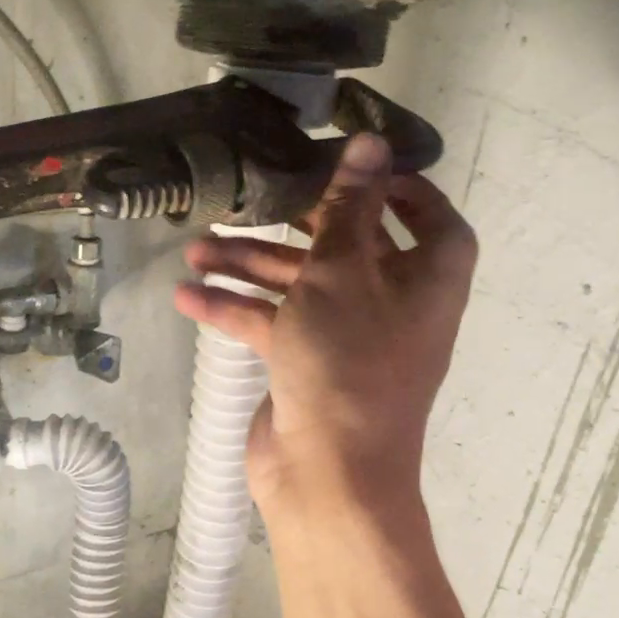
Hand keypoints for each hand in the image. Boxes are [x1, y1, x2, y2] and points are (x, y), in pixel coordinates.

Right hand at [174, 133, 477, 512]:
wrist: (328, 474)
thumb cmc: (347, 362)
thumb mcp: (342, 272)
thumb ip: (349, 207)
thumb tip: (370, 143)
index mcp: (427, 278)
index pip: (430, 217)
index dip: (399, 187)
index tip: (353, 165)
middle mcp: (393, 303)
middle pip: (349, 246)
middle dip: (296, 224)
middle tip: (257, 197)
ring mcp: (349, 337)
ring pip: (302, 285)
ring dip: (251, 266)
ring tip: (193, 251)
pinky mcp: (308, 366)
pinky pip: (275, 324)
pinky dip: (237, 310)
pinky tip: (188, 297)